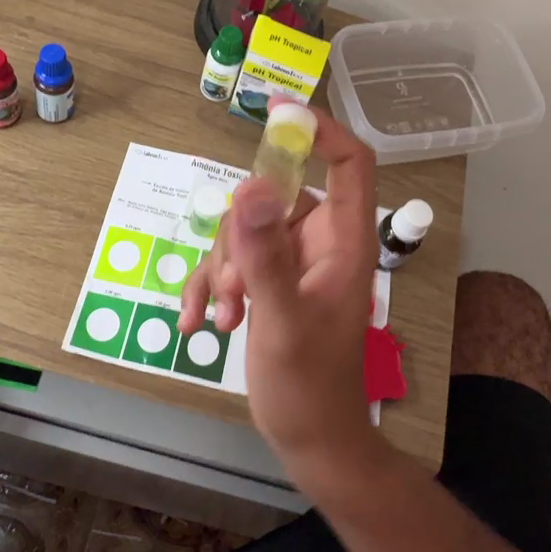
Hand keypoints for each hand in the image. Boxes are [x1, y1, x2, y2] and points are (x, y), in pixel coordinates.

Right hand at [180, 102, 379, 468]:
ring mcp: (294, 262)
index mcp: (343, 240)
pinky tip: (201, 323)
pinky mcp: (272, 283)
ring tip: (226, 316)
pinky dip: (214, 286)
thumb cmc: (310, 387)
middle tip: (235, 282)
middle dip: (240, 234)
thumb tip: (252, 186)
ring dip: (223, 268)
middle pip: (276, 195)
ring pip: (246, 229)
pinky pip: (234, 262)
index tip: (273, 109)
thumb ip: (266, 256)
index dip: (318, 129)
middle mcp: (321, 242)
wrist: (310, 442)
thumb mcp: (282, 321)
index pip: (349, 162)